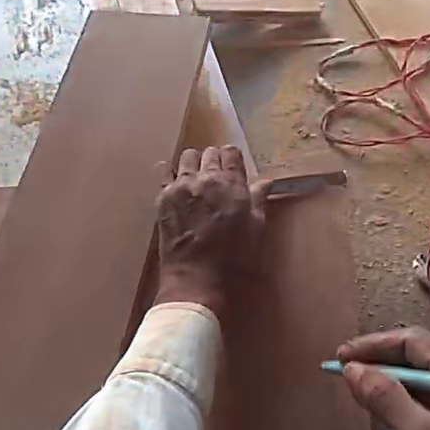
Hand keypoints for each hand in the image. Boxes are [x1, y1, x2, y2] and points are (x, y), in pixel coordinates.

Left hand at [153, 146, 266, 317]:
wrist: (197, 276)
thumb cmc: (233, 257)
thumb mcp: (255, 229)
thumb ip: (258, 201)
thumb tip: (265, 182)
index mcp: (232, 184)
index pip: (232, 153)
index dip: (232, 159)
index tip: (232, 169)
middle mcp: (207, 178)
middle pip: (210, 153)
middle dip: (214, 161)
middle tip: (215, 178)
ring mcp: (183, 185)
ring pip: (187, 156)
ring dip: (193, 164)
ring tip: (195, 179)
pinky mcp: (164, 196)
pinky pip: (164, 171)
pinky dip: (169, 172)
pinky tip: (174, 181)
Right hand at [338, 328, 429, 429]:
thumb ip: (386, 397)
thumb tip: (352, 369)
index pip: (413, 342)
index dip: (373, 345)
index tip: (340, 358)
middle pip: (418, 352)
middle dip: (378, 357)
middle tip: (343, 369)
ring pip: (420, 372)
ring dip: (387, 375)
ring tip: (356, 384)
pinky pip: (427, 391)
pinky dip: (401, 392)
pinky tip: (380, 402)